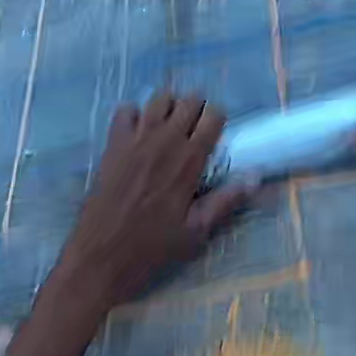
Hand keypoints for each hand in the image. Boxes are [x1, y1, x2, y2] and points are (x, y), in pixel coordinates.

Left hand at [55, 93, 251, 304]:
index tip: (215, 133)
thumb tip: (256, 177)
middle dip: (197, 109)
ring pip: (160, 97)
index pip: (213, 116)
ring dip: (169, 106)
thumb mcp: (195, 233)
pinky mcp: (114, 141)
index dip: (217, 120)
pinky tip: (137, 132)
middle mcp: (166, 139)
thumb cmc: (151, 249)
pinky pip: (127, 109)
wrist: (99, 258)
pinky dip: (134, 114)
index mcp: (189, 159)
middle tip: (193, 129)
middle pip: (190, 100)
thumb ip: (226, 201)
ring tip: (168, 125)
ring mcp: (137, 136)